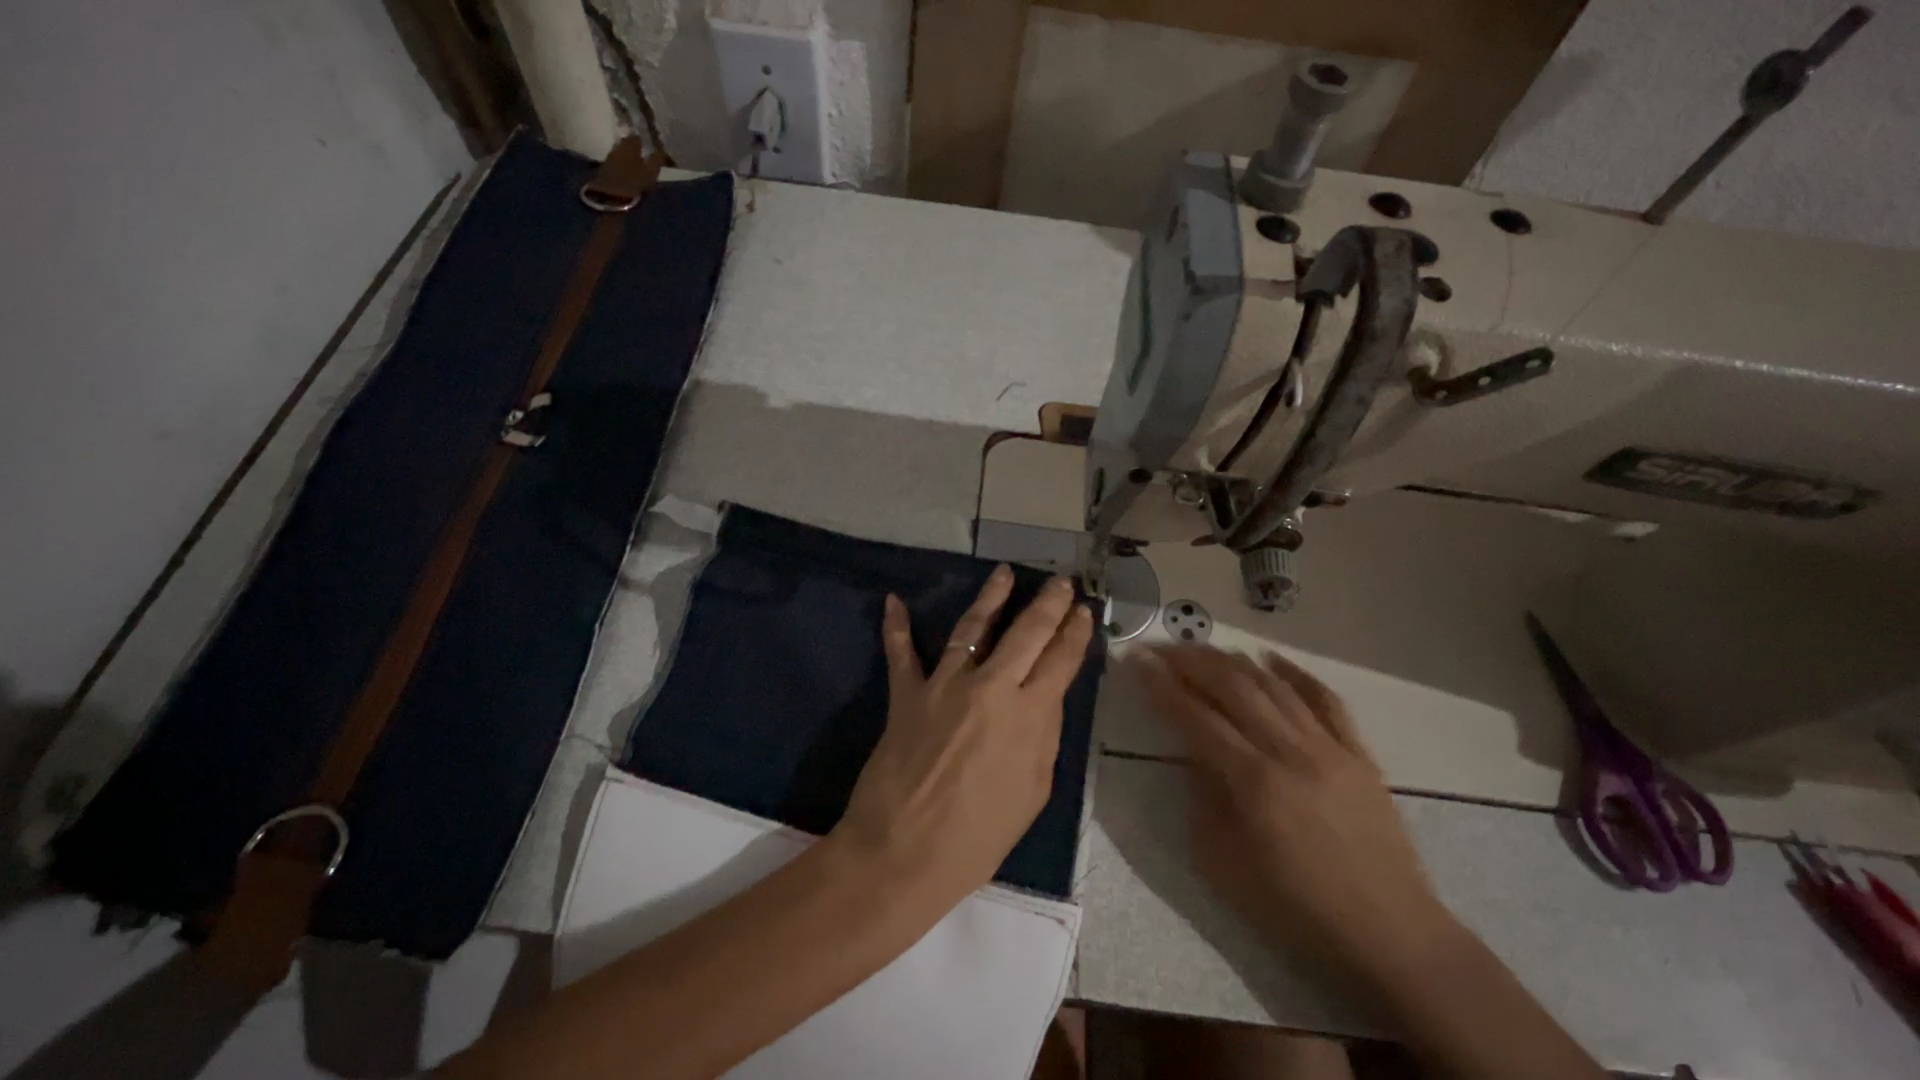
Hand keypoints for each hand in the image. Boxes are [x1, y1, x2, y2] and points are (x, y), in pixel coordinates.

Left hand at [835, 567, 1094, 907]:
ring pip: (971, 628)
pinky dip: (896, 627)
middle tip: (1060, 581)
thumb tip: (1045, 702)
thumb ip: (1043, 739)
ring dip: (990, 598)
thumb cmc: (978, 837)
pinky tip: (894, 601)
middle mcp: (990, 687)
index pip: (1060, 661)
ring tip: (1002, 574)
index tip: (1083, 611)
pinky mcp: (906, 695)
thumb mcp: (1033, 793)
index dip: (1074, 633)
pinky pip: (901, 653)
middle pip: (1025, 633)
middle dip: (1047, 603)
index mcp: (1029, 715)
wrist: (903, 852)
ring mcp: (944, 686)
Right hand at [1130, 646, 1455, 983]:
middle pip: (1234, 688)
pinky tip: (1271, 660)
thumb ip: (1202, 804)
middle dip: (1191, 661)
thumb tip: (1194, 758)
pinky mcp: (1360, 756)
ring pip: (1276, 686)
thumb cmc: (1296, 914)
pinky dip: (1295, 674)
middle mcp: (1291, 753)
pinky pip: (1327, 701)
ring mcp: (1331, 749)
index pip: (1196, 719)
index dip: (1161, 687)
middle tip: (1161, 648)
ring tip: (1202, 650)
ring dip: (1234, 662)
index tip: (1136, 661)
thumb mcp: (1223, 869)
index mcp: (1253, 784)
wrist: (1388, 936)